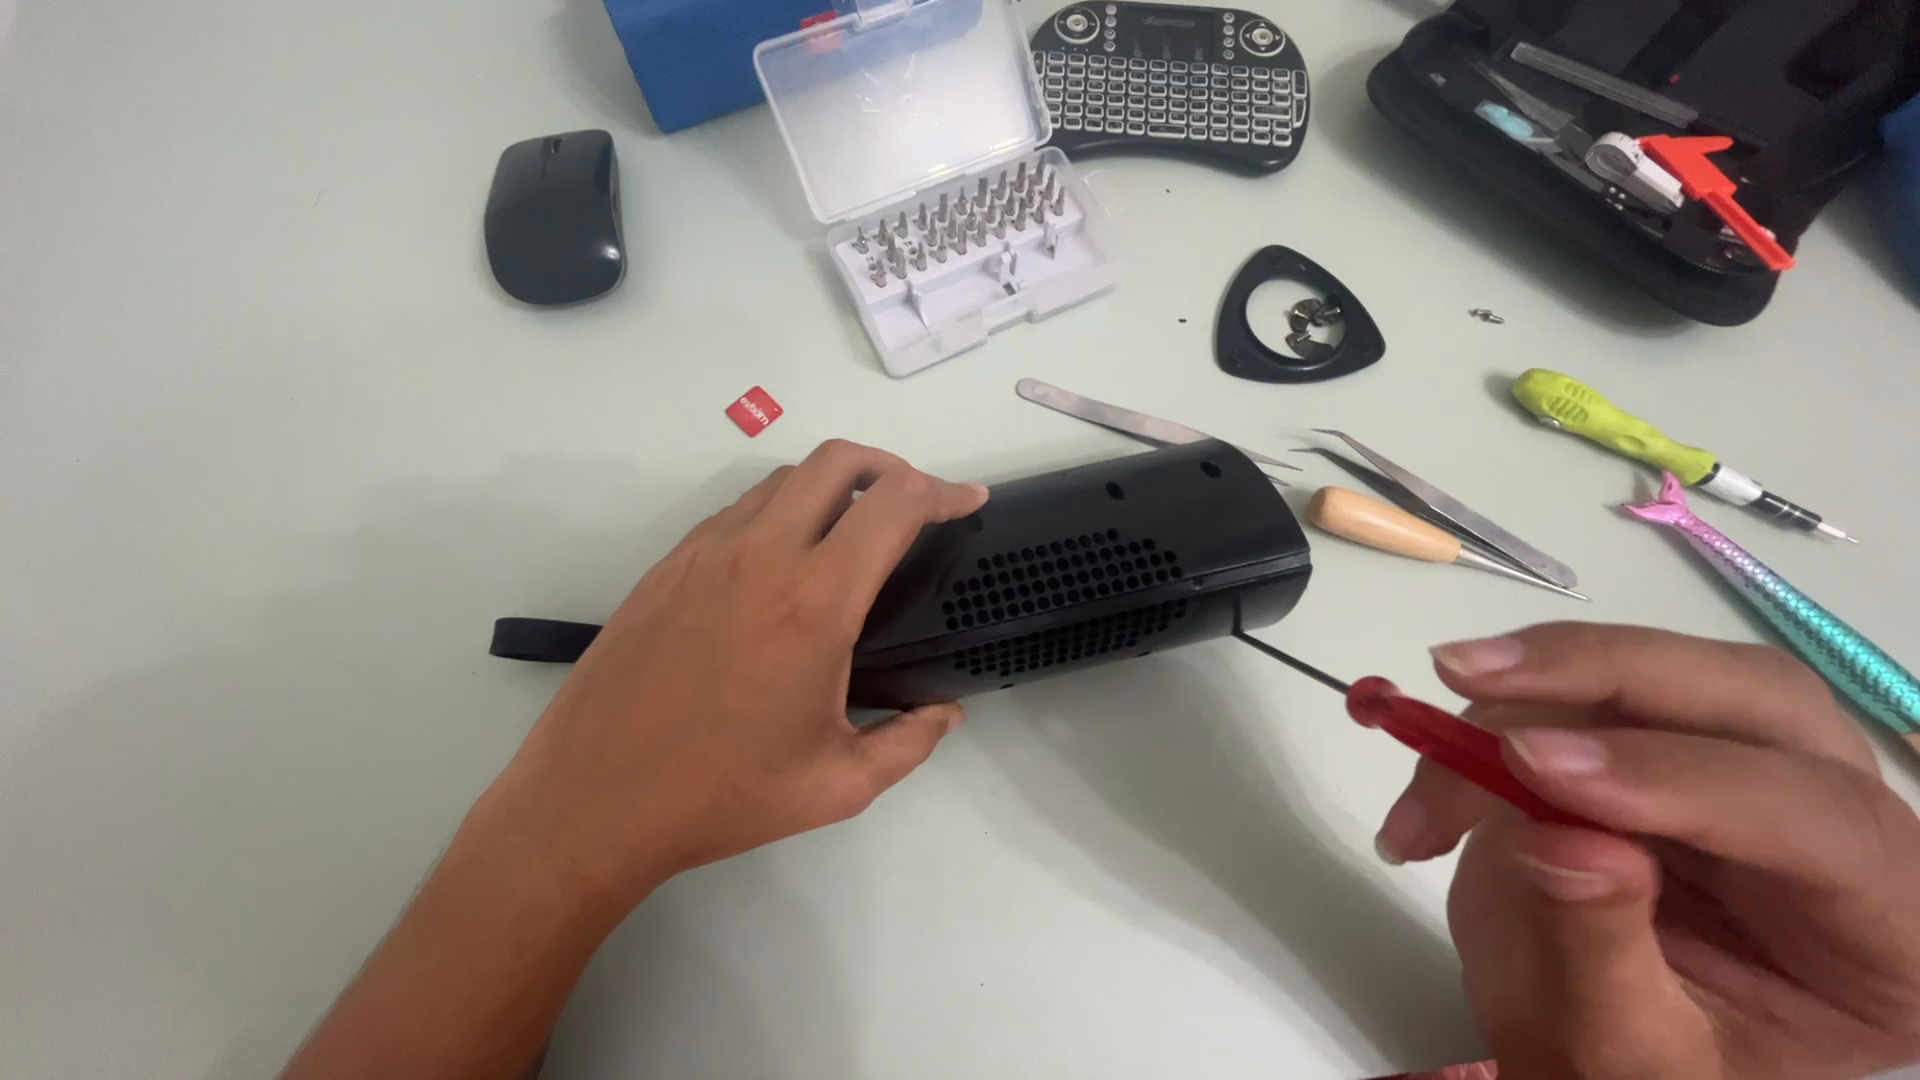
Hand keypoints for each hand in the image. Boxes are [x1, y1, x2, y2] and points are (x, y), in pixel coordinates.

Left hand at [466, 440, 988, 914]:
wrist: (592, 801)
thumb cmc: (722, 794)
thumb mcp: (838, 785)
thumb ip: (910, 742)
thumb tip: (946, 713)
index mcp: (814, 601)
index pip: (893, 505)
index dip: (943, 491)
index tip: (967, 501)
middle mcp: (761, 555)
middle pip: (838, 460)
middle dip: (890, 466)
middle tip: (914, 503)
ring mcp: (707, 553)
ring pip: (785, 479)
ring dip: (833, 486)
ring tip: (853, 529)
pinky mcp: (669, 565)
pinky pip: (740, 510)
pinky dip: (782, 510)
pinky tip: (785, 560)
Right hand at [1374, 623, 1919, 1079]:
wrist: (1569, 1030)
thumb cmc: (1620, 1067)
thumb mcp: (1610, 1044)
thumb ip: (1594, 946)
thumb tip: (1560, 835)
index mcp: (1879, 931)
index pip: (1812, 818)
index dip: (1670, 775)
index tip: (1525, 764)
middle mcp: (1827, 826)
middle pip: (1742, 695)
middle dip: (1593, 670)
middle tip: (1462, 672)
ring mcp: (1725, 769)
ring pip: (1642, 673)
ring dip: (1512, 697)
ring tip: (1420, 763)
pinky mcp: (1633, 743)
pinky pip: (1558, 693)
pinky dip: (1474, 720)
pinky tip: (1425, 788)